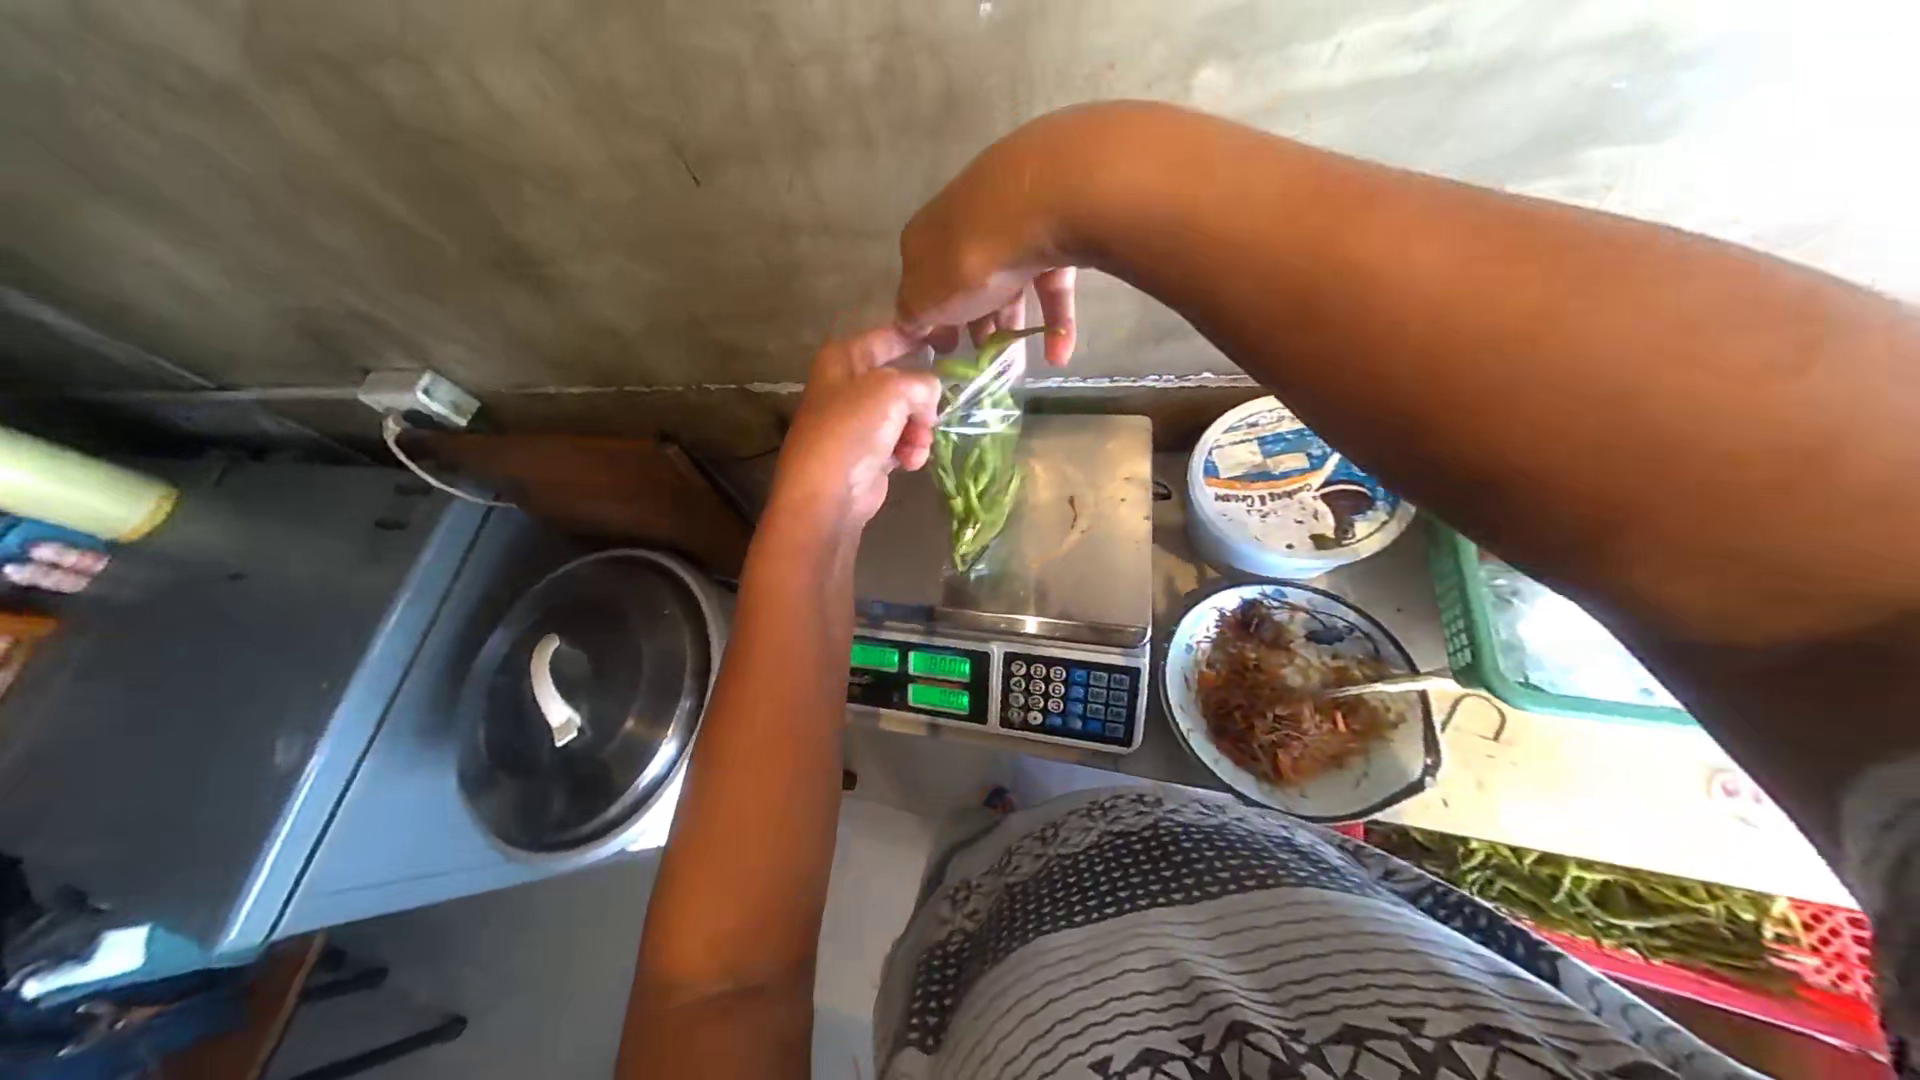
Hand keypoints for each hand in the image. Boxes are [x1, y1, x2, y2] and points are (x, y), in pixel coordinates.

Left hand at [768, 327, 939, 528]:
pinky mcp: (869, 452)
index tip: (948, 344)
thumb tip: (929, 398)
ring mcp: (858, 422)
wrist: (828, 492)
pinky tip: (909, 463)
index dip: (917, 338)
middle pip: (902, 382)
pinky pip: (902, 442)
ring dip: (919, 431)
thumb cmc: (853, 429)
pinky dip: (910, 451)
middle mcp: (849, 386)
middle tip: (929, 414)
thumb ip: (922, 383)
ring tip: (916, 446)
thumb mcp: (893, 390)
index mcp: (843, 359)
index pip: (888, 337)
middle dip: (921, 401)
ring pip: (907, 415)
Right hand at [895, 118, 1082, 367]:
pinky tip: (1059, 354)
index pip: (922, 283)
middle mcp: (966, 223)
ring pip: (1010, 282)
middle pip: (968, 283)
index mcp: (925, 238)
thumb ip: (913, 318)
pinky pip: (1050, 280)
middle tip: (982, 360)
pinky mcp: (1056, 228)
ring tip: (1018, 365)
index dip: (930, 321)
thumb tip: (905, 328)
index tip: (943, 351)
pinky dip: (1054, 319)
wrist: (1038, 205)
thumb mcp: (926, 300)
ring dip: (1013, 327)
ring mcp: (1012, 222)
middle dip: (975, 325)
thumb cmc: (968, 261)